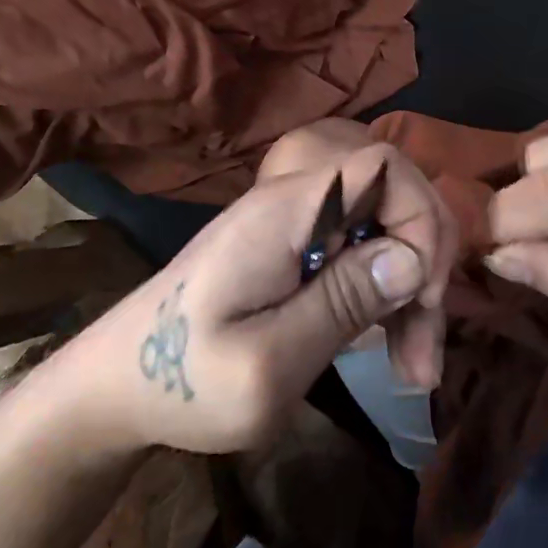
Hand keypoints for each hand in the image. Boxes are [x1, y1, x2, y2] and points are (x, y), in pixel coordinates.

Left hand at [51, 138, 455, 455]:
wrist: (122, 382)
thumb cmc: (185, 381)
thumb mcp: (268, 363)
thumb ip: (340, 303)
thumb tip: (413, 257)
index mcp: (284, 211)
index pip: (380, 165)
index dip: (422, 217)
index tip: (425, 297)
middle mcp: (293, 201)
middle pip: (390, 197)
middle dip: (425, 265)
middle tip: (424, 354)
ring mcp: (293, 223)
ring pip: (381, 228)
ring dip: (410, 288)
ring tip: (414, 368)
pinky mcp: (294, 249)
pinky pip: (358, 250)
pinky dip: (383, 293)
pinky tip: (387, 345)